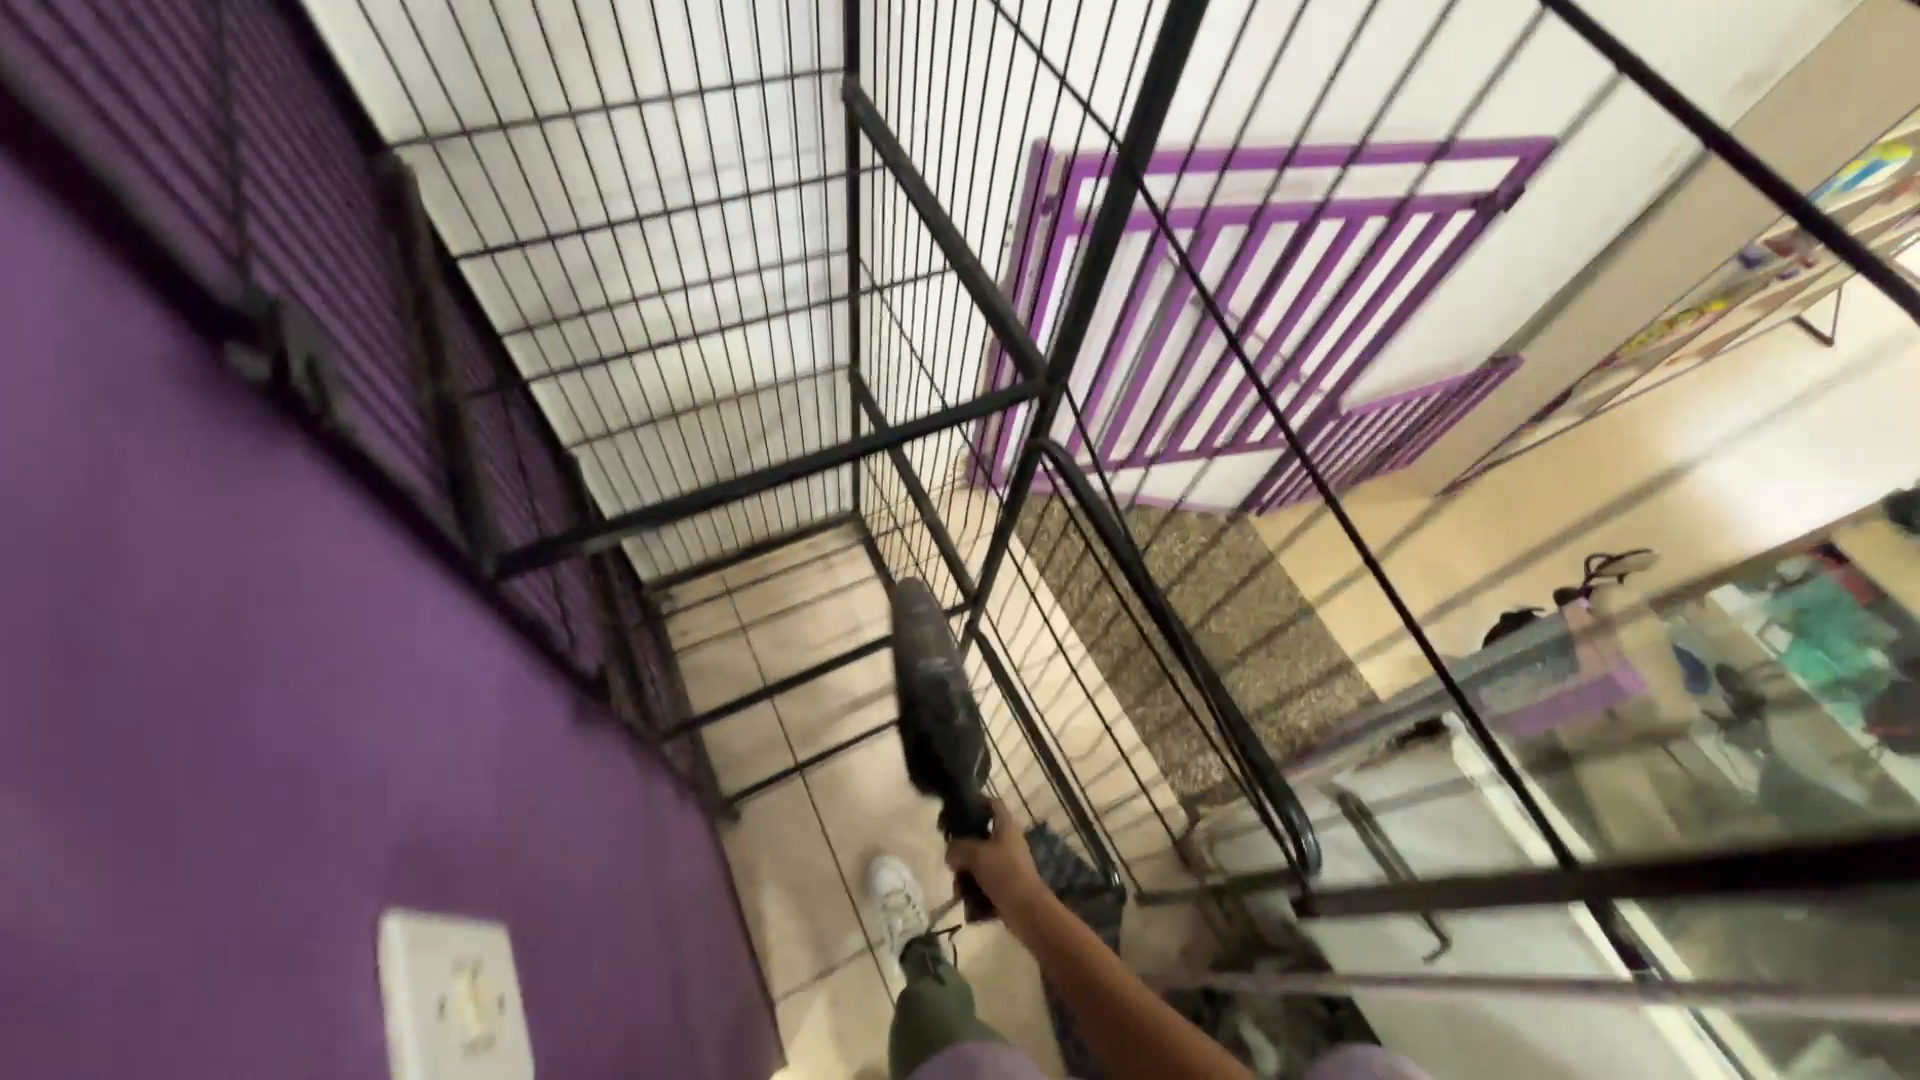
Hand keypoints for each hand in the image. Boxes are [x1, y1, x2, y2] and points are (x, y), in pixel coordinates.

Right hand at [945, 798, 1048, 915]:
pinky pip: (984, 878)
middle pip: (981, 834)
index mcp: (1006, 825)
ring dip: (966, 871)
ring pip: (980, 859)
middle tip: (950, 855)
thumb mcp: (975, 855)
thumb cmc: (1004, 873)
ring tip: (958, 884)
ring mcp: (1008, 862)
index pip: (992, 803)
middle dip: (963, 846)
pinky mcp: (1006, 882)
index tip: (956, 809)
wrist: (1027, 910)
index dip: (975, 802)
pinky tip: (965, 898)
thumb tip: (950, 854)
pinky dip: (974, 886)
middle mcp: (1008, 840)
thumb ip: (957, 848)